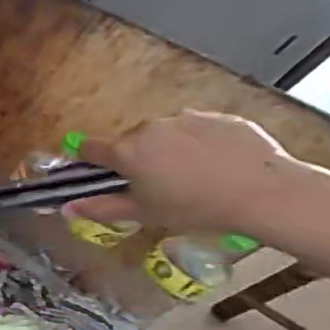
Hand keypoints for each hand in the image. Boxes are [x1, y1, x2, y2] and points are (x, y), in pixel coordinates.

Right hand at [66, 111, 324, 237]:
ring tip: (194, 176)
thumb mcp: (144, 213)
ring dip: (168, 150)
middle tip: (158, 185)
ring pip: (164, 134)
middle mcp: (149, 127)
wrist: (264, 191)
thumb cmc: (195, 207)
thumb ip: (100, 207)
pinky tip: (218, 166)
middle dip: (137, 158)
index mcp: (126, 150)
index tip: (102, 175)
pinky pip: (197, 129)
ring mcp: (185, 118)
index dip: (90, 162)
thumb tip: (65, 207)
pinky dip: (200, 144)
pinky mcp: (217, 116)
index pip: (89, 147)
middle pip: (130, 141)